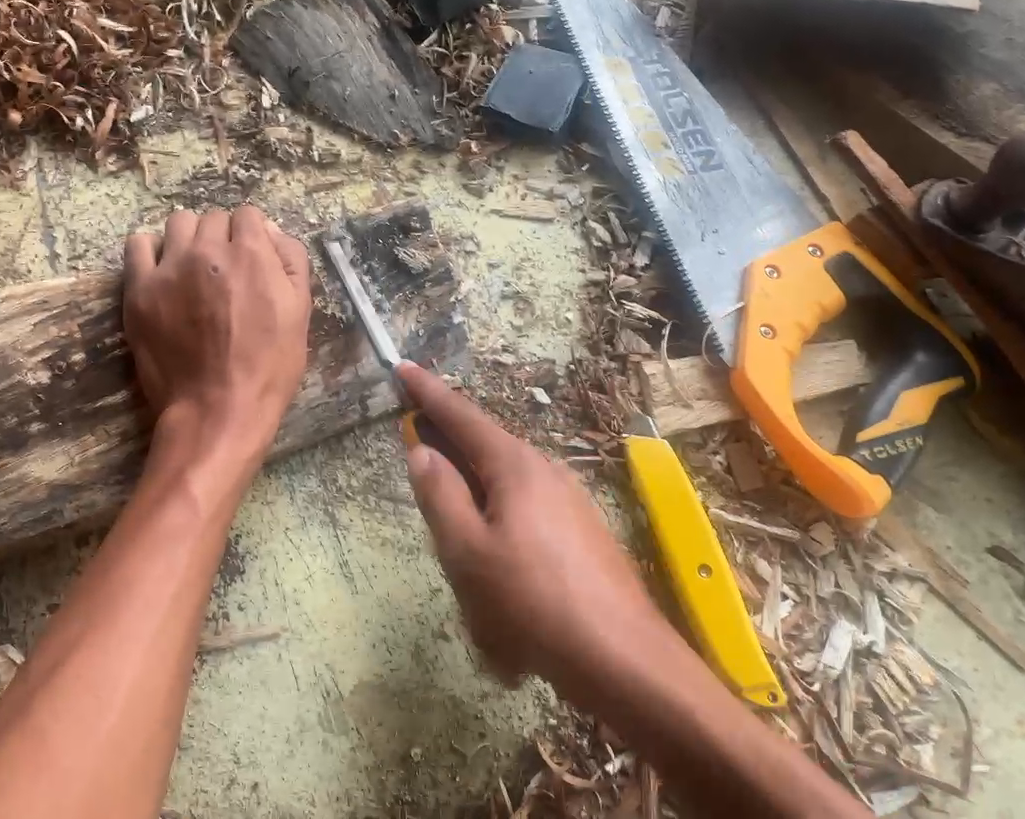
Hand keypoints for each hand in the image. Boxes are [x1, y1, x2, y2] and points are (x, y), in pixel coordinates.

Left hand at [124, 207, 311, 466]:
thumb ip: (291, 262)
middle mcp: (208, 250)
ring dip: (190, 238)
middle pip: (214, 218)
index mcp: (251, 253)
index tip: (251, 259)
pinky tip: (161, 271)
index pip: (249, 215)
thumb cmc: (268, 367)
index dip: (252, 236)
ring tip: (192, 269)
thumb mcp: (301, 313)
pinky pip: (138, 245)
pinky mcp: (139, 289)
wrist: (218, 410)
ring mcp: (169, 267)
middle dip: (223, 237)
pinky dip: (151, 250)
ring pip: (178, 224)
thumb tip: (272, 232)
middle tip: (225, 272)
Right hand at [399, 362, 672, 698]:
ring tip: (473, 584)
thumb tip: (422, 450)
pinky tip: (504, 598)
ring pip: (504, 498)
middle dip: (452, 477)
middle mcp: (545, 471)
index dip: (427, 392)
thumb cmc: (532, 600)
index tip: (402, 368)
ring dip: (478, 526)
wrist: (622, 657)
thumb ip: (439, 494)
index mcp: (515, 465)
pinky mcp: (581, 535)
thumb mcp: (467, 550)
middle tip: (434, 519)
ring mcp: (569, 502)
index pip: (461, 415)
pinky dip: (502, 546)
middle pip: (483, 457)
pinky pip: (526, 525)